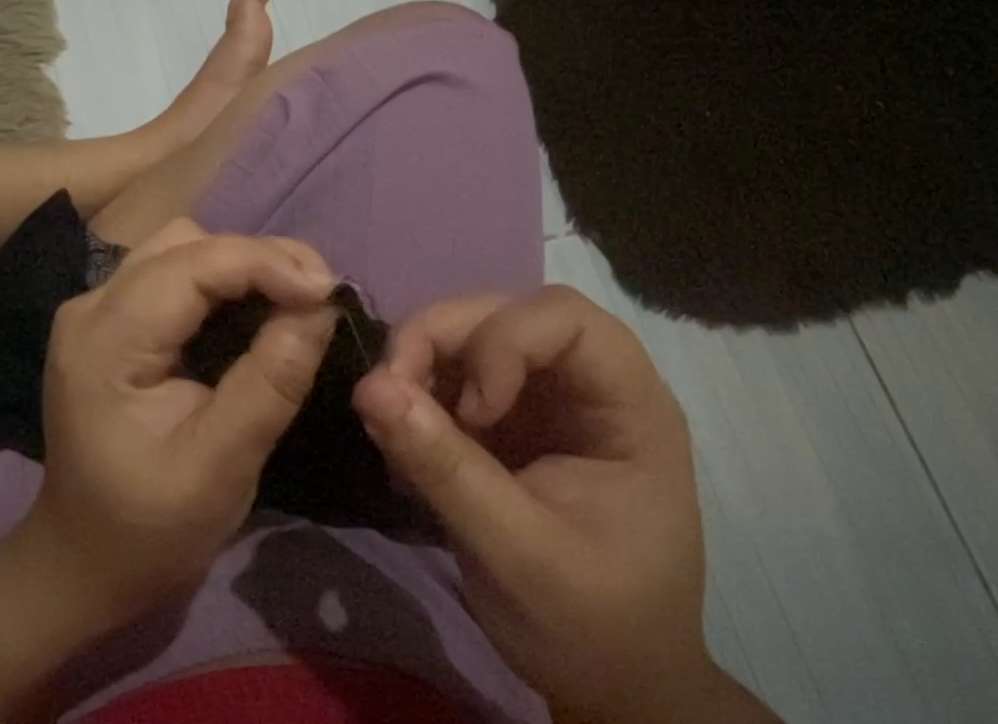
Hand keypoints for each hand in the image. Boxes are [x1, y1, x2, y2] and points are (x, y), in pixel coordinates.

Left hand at [24, 219, 337, 625]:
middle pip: (184, 245)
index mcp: (104, 341)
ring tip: (297, 301)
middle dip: (260, 259)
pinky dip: (222, 284)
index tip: (331, 293)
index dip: (267, 262)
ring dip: (243, 266)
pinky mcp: (112, 325)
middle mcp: (91, 308)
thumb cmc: (149, 529)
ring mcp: (96, 313)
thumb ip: (269, 382)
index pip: (191, 265)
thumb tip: (321, 308)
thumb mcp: (220, 466)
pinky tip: (258, 311)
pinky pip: (173, 278)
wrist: (84, 562)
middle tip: (321, 299)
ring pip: (180, 252)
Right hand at [353, 287, 774, 723]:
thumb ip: (446, 468)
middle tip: (388, 395)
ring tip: (392, 433)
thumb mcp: (517, 553)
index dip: (505, 341)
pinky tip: (402, 451)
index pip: (566, 320)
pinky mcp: (501, 423)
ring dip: (418, 370)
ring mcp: (539, 401)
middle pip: (504, 315)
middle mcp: (583, 387)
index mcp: (628, 408)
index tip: (472, 413)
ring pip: (466, 338)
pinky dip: (413, 401)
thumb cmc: (590, 624)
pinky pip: (446, 379)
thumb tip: (368, 388)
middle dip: (439, 342)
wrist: (606, 682)